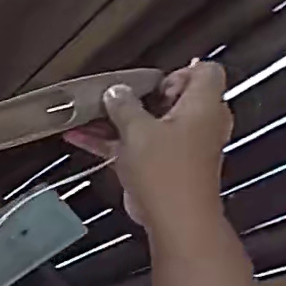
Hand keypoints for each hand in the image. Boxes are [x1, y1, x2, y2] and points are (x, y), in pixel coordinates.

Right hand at [65, 60, 233, 237]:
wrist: (173, 214)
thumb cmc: (166, 172)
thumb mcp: (137, 131)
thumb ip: (124, 107)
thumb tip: (116, 92)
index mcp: (203, 106)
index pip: (203, 71)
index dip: (174, 73)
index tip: (145, 85)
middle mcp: (198, 122)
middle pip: (169, 98)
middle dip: (136, 99)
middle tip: (111, 102)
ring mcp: (180, 144)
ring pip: (148, 123)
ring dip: (117, 121)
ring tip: (86, 120)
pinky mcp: (162, 163)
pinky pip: (136, 144)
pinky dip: (113, 141)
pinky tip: (82, 139)